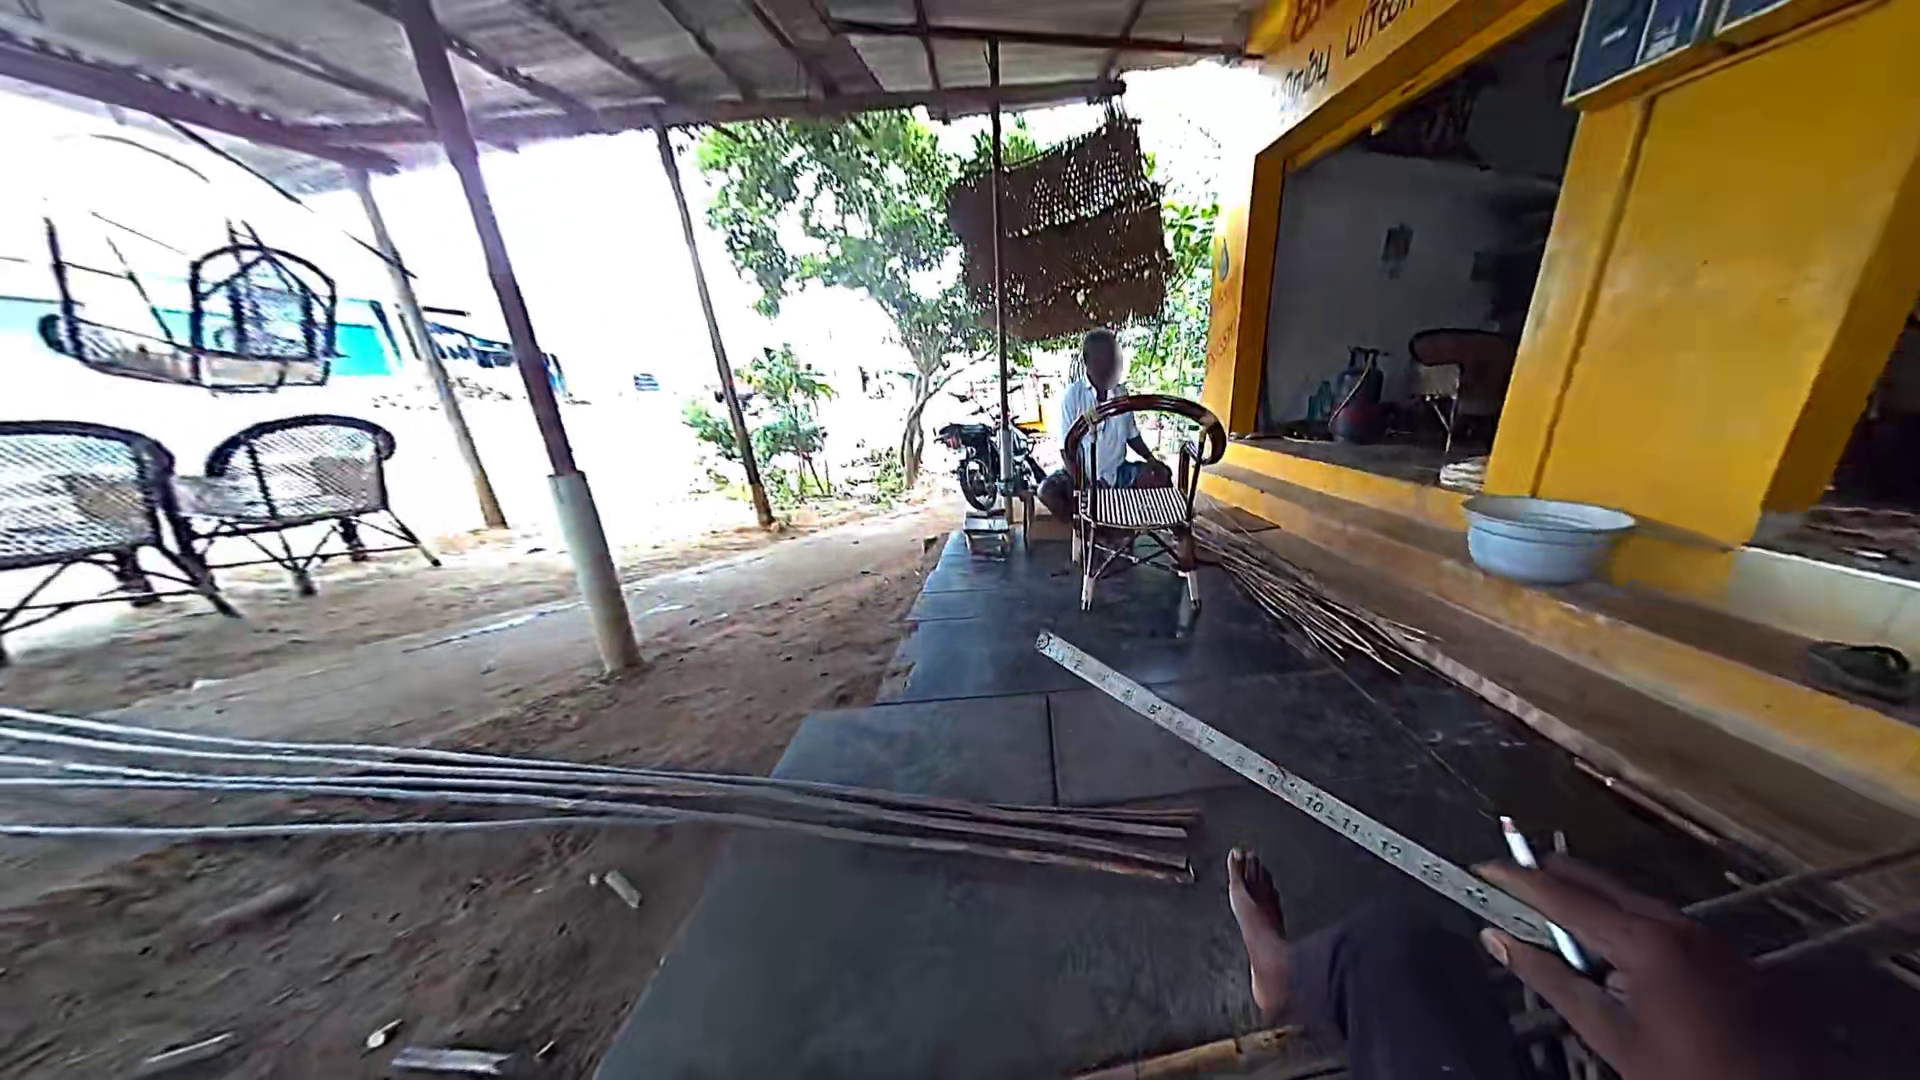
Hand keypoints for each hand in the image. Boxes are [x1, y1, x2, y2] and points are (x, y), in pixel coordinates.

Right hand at [1478, 856, 1791, 1079]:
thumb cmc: (1693, 1077)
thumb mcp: (1609, 1034)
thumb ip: (1546, 976)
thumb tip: (1493, 938)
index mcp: (1643, 941)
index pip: (1555, 891)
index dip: (1511, 877)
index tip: (1478, 869)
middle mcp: (1675, 925)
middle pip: (1588, 878)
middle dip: (1544, 882)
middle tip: (1510, 899)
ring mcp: (1707, 937)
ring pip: (1619, 895)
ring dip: (1581, 903)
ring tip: (1560, 937)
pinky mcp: (1726, 953)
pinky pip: (1652, 916)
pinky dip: (1617, 920)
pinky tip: (1609, 954)